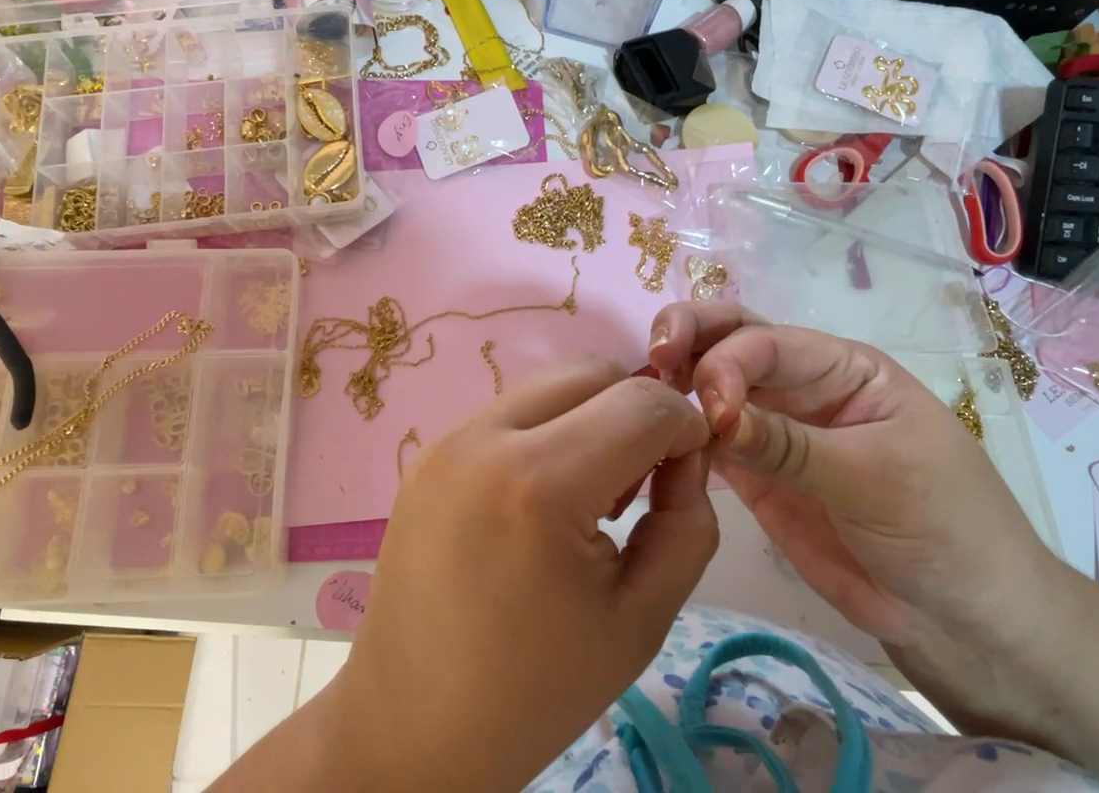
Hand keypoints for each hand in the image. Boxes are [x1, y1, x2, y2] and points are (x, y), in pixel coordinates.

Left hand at [324, 359, 716, 790]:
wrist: (411, 724)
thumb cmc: (535, 690)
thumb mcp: (643, 618)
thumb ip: (687, 522)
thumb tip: (686, 456)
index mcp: (539, 484)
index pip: (643, 403)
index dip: (685, 429)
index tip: (688, 476)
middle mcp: (483, 440)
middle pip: (592, 373)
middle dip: (636, 412)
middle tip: (637, 487)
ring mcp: (445, 441)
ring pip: (547, 386)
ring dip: (589, 419)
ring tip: (589, 499)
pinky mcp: (426, 455)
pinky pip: (508, 413)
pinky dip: (545, 433)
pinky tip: (542, 503)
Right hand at [647, 302, 1075, 732]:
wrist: (962, 621)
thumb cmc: (947, 529)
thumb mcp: (876, 478)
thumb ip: (791, 446)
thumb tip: (710, 415)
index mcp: (842, 368)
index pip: (769, 341)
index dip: (730, 360)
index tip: (713, 406)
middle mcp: (801, 387)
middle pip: (731, 341)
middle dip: (689, 337)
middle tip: (654, 359)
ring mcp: (773, 432)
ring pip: (710, 388)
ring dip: (675, 383)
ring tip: (641, 401)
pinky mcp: (753, 478)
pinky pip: (707, 443)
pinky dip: (679, 435)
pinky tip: (654, 442)